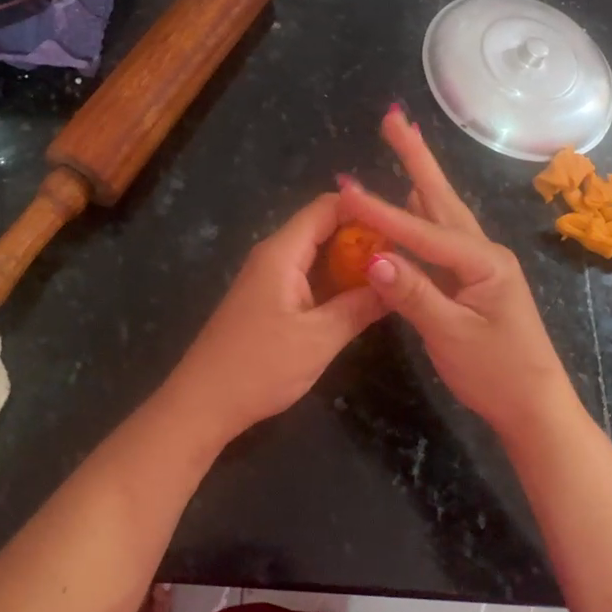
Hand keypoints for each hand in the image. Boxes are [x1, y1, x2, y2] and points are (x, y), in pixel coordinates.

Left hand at [163, 195, 386, 443]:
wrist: (202, 404)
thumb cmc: (259, 367)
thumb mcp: (319, 339)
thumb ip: (360, 306)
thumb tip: (399, 279)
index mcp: (282, 252)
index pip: (327, 207)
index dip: (365, 208)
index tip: (404, 223)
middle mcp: (274, 255)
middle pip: (324, 227)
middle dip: (364, 235)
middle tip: (408, 250)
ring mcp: (270, 277)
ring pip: (318, 253)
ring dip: (352, 260)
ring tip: (396, 269)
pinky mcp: (269, 298)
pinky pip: (309, 275)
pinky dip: (336, 280)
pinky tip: (363, 295)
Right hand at [338, 106, 577, 439]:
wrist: (535, 408)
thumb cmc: (497, 374)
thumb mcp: (452, 336)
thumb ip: (413, 293)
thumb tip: (373, 256)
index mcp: (482, 261)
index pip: (422, 230)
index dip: (381, 211)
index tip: (345, 188)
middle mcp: (483, 252)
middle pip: (440, 197)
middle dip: (415, 157)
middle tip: (393, 118)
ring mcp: (480, 264)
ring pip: (442, 211)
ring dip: (419, 176)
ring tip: (401, 143)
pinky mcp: (473, 280)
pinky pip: (440, 237)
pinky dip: (420, 213)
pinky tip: (411, 200)